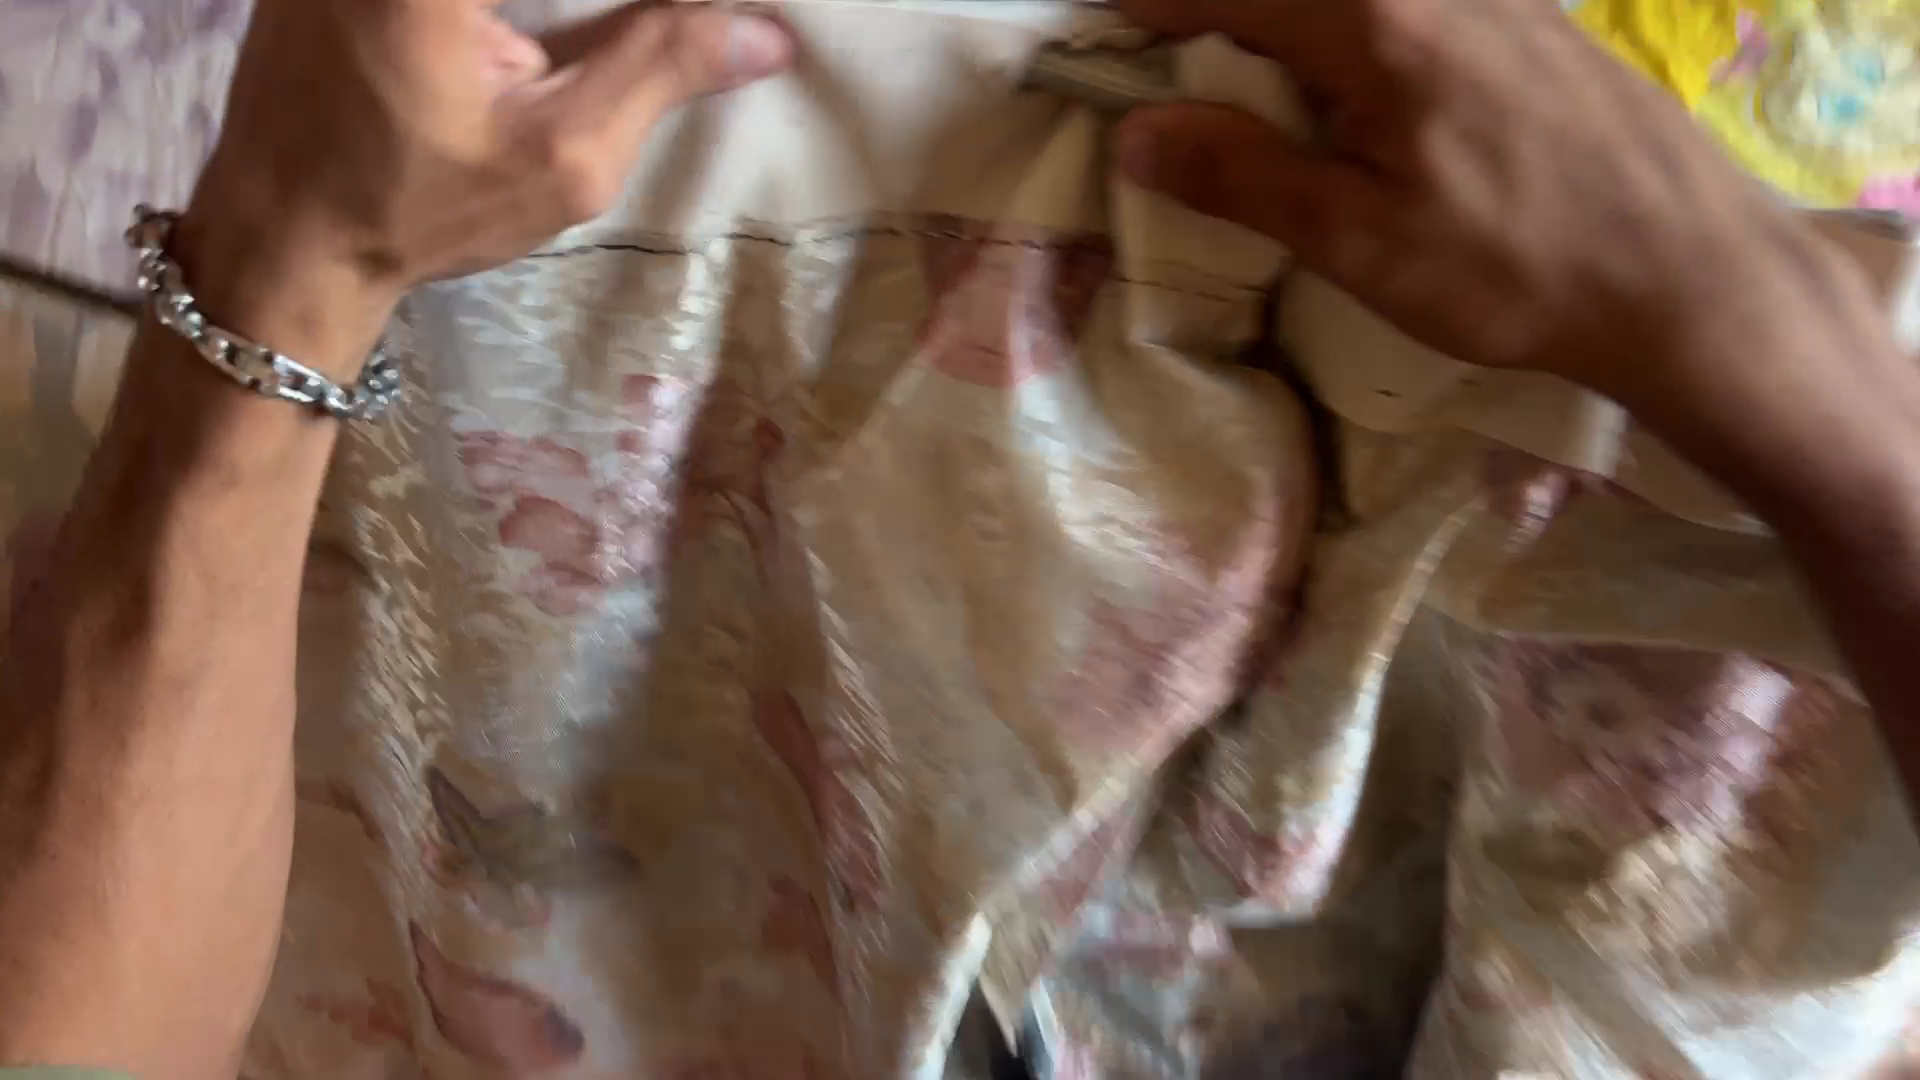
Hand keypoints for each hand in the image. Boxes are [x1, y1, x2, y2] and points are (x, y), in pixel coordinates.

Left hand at [173, 0, 793, 375]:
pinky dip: (559, 5)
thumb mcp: (567, 156)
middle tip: (699, 32)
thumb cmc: (433, 206)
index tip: (726, 19)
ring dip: (608, 8)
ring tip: (665, 35)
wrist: (296, 222)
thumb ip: (661, 71)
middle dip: (640, 7)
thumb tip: (769, 34)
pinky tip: (605, 28)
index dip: (673, 1)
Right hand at [1112, 0, 1891, 412]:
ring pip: (1346, 2)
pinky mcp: (1523, 28)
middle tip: (1161, 72)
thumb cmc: (1503, 269)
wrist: (1679, 274)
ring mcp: (1490, 1)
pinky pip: (1402, 13)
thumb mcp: (1351, 237)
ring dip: (1273, 34)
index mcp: (1382, 30)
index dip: (1157, 7)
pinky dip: (1336, 41)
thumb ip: (1239, 174)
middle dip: (1212, 19)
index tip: (1100, 35)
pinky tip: (1336, 99)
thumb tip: (1134, 132)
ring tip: (1233, 91)